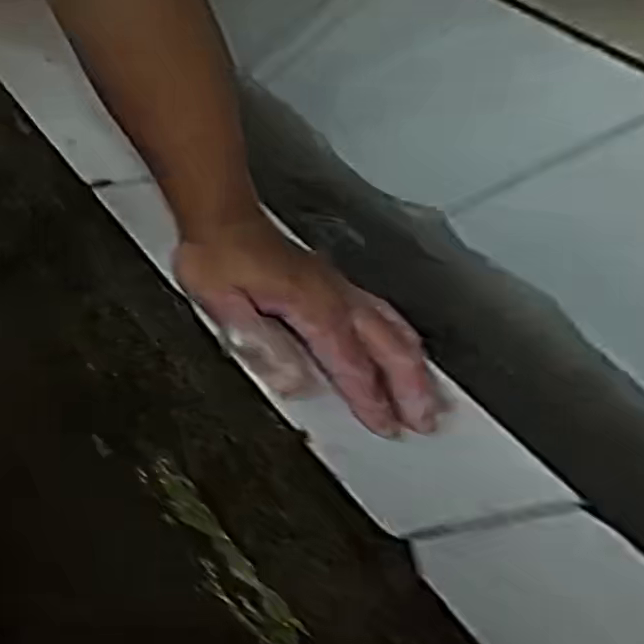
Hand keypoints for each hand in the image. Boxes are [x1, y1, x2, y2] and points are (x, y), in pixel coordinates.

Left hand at [175, 217, 443, 438]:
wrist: (218, 217)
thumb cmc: (215, 255)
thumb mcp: (222, 303)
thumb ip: (256, 342)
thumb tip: (291, 381)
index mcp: (313, 309)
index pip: (349, 364)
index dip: (368, 399)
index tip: (385, 426)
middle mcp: (335, 298)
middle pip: (388, 350)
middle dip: (410, 389)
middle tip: (425, 422)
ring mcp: (336, 286)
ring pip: (393, 331)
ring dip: (413, 366)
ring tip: (428, 395)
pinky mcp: (328, 279)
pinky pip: (380, 313)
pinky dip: (401, 336)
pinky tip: (402, 344)